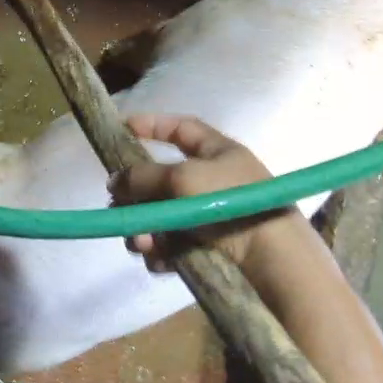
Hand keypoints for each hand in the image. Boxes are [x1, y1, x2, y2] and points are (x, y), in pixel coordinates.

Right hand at [109, 114, 292, 271]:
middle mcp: (209, 182)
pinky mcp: (201, 246)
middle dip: (134, 194)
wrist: (268, 255)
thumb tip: (113, 182)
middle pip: (158, 181)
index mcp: (217, 153)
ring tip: (142, 243)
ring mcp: (205, 216)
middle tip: (118, 204)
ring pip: (156, 217)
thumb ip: (142, 175)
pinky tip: (158, 258)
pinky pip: (166, 244)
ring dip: (141, 229)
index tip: (121, 128)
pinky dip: (158, 251)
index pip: (182, 129)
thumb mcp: (182, 177)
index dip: (152, 125)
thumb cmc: (229, 201)